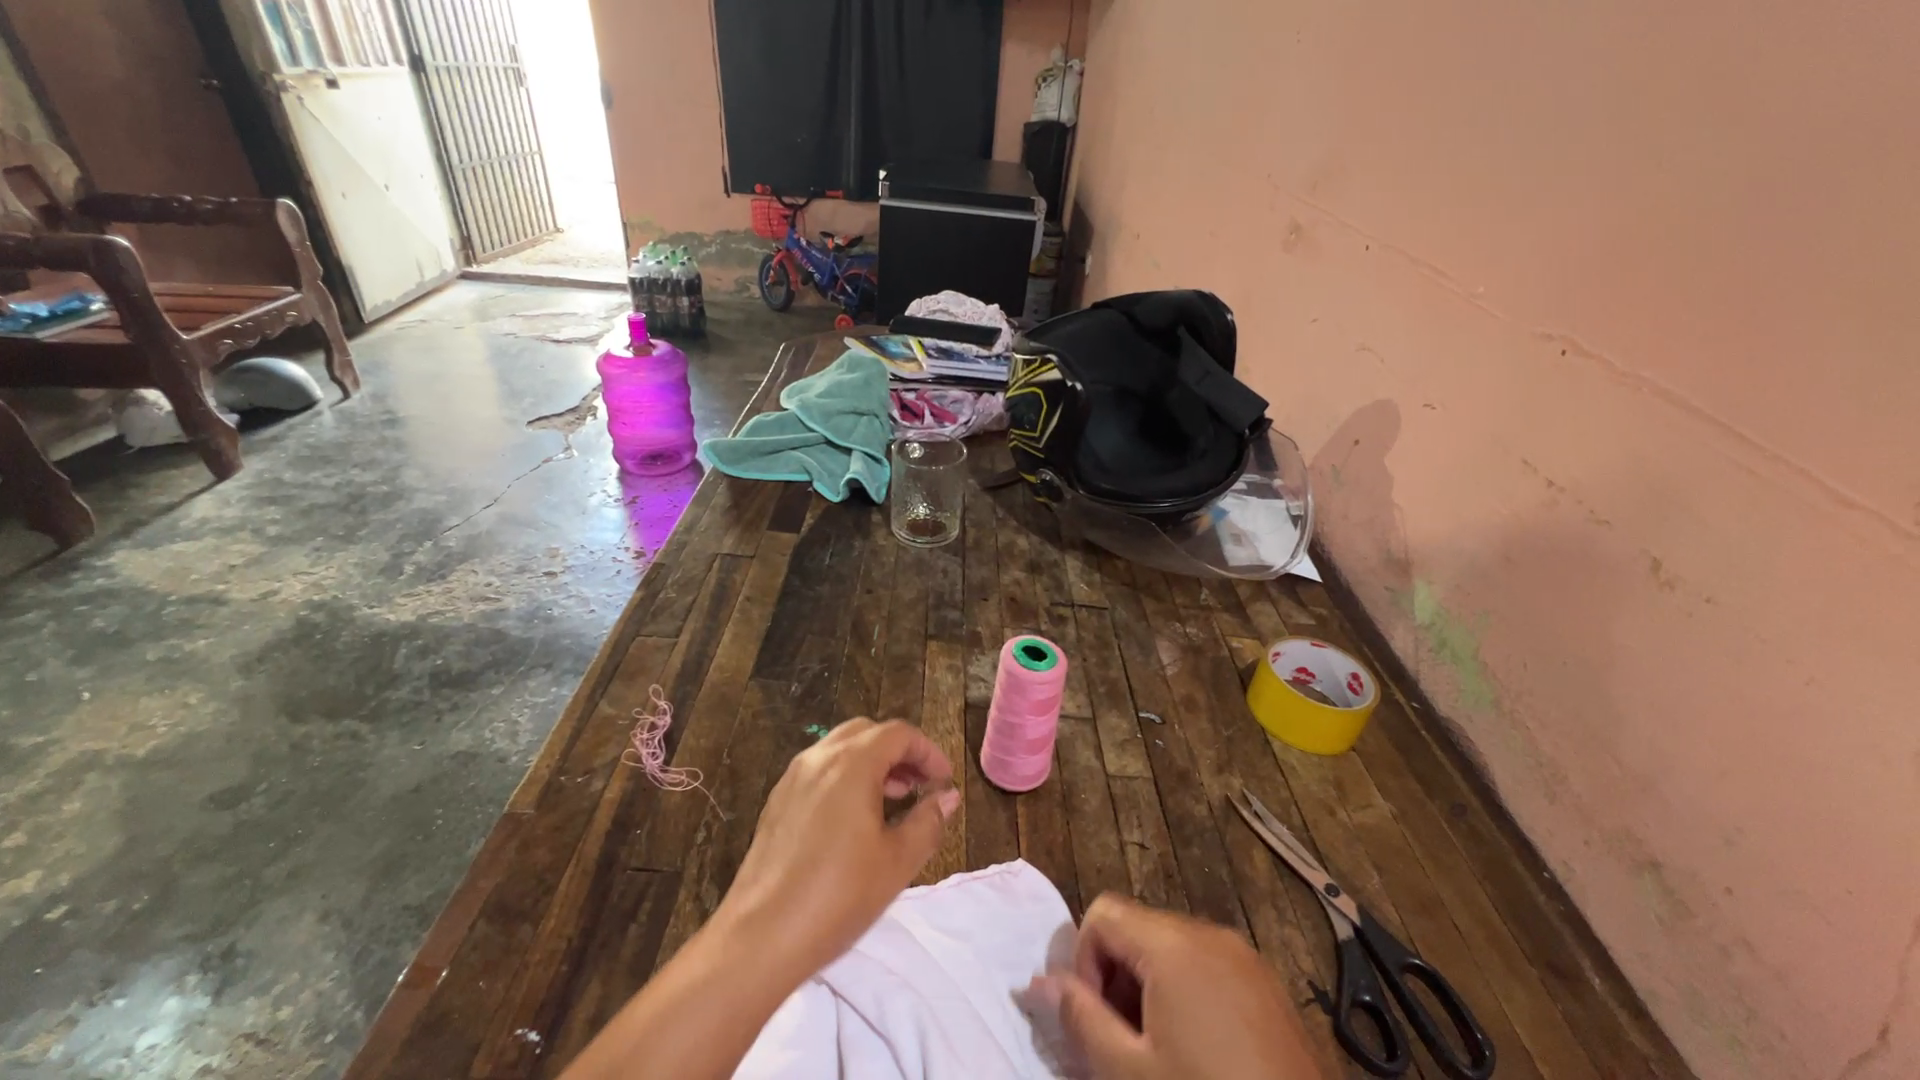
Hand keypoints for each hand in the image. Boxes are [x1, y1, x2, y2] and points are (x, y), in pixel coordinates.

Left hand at [714, 717, 958, 980]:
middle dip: (898, 752)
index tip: (944, 781)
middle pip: (866, 733)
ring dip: (871, 764)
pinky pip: (819, 772)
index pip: (898, 734)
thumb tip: (946, 797)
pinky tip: (855, 821)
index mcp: (851, 764)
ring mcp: (792, 779)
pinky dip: (845, 779)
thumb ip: (927, 821)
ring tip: (892, 803)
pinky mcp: (776, 803)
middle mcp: (818, 759)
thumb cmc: (839, 895)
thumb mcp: (898, 861)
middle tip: (920, 786)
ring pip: (839, 750)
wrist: (762, 935)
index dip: (927, 751)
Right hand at [1031, 894, 1323, 1079]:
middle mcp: (1210, 934)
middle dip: (1114, 980)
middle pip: (1136, 930)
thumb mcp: (1128, 1072)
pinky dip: (1183, 997)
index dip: (1083, 963)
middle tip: (1119, 1045)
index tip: (1093, 1020)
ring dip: (1146, 991)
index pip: (1101, 914)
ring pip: (1169, 951)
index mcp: (1174, 944)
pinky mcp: (1266, 985)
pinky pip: (1205, 969)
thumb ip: (1078, 1018)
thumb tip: (1037, 982)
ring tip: (1155, 1054)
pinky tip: (1193, 1053)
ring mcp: (1245, 958)